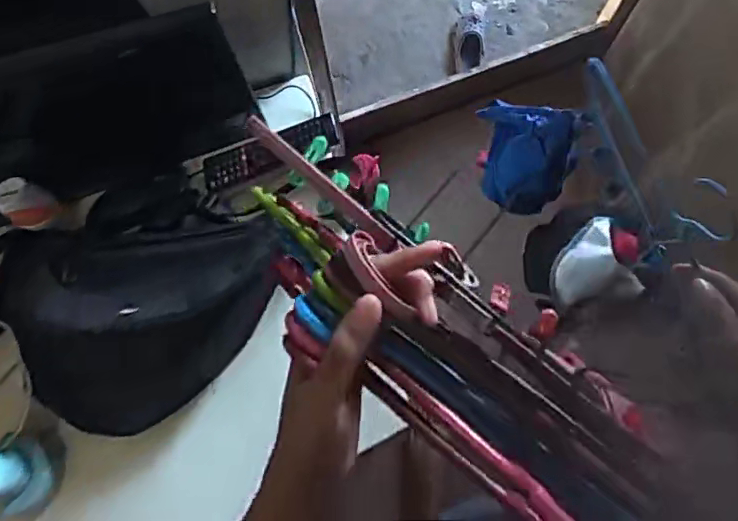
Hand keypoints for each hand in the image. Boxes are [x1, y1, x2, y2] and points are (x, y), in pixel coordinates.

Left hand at [245, 242, 446, 520]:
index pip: (356, 275)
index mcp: (318, 320)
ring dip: (412, 302)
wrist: (305, 485)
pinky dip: (410, 324)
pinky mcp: (367, 361)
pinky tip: (426, 326)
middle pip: (376, 283)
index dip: (395, 261)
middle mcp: (335, 320)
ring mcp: (352, 340)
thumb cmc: (308, 439)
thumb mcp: (325, 393)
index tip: (432, 252)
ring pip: (387, 303)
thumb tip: (372, 297)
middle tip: (430, 311)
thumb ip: (345, 346)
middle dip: (409, 283)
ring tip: (431, 319)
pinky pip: (392, 330)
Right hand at [676, 265, 737, 462]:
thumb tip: (693, 277)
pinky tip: (681, 355)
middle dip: (688, 298)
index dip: (692, 274)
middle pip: (717, 300)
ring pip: (712, 323)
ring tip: (666, 325)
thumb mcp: (732, 341)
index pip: (721, 281)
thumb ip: (713, 307)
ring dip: (689, 322)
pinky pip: (711, 348)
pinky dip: (694, 346)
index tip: (662, 272)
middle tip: (660, 299)